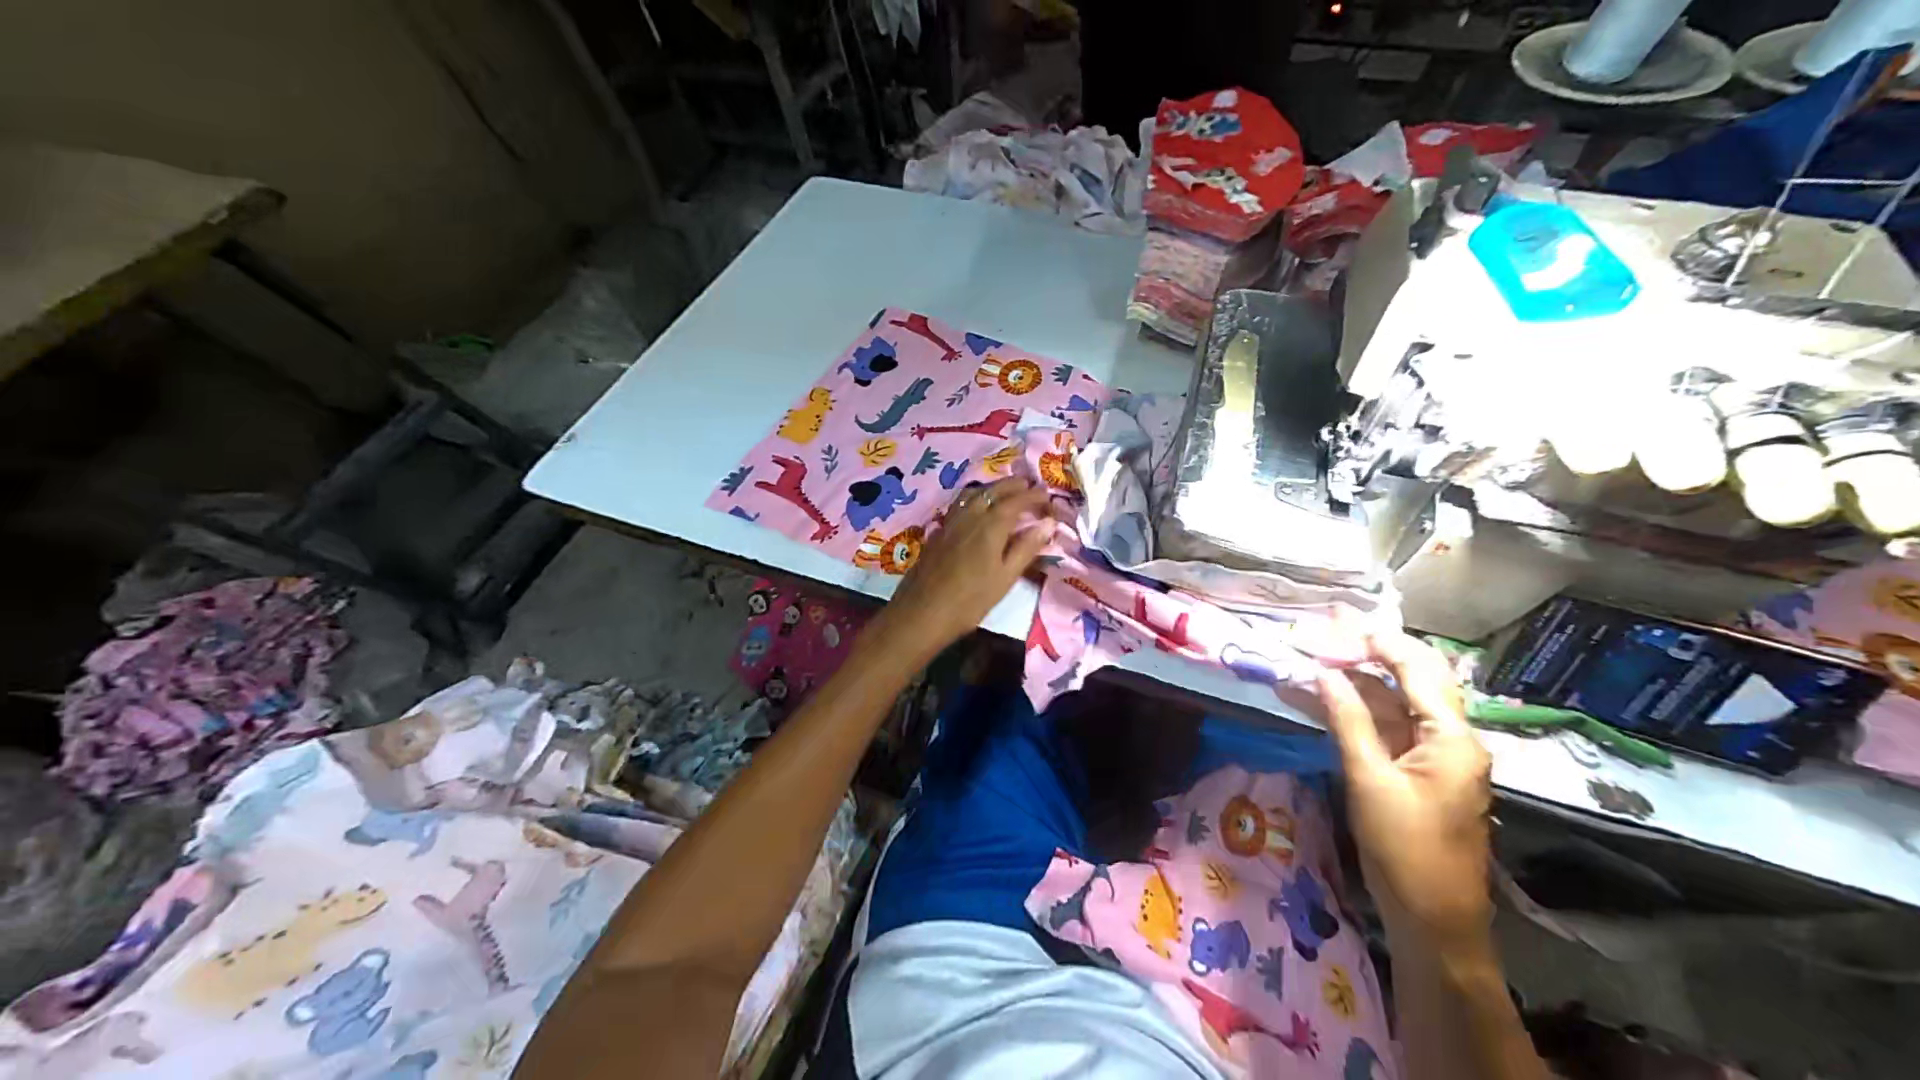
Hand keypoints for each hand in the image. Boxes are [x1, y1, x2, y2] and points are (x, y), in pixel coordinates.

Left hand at [872, 478, 1053, 659]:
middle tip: (1029, 486)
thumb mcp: (1006, 577)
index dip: (1033, 495)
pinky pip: (960, 504)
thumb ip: (1027, 547)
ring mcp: (951, 522)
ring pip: (973, 494)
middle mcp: (970, 516)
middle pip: (993, 491)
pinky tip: (977, 509)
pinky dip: (974, 497)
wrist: (921, 612)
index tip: (1047, 494)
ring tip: (1005, 491)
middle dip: (1012, 485)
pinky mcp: (938, 531)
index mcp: (991, 525)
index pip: (1016, 501)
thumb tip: (1048, 522)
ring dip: (992, 488)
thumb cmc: (970, 601)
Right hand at [1318, 632, 1493, 943]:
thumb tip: (1323, 673)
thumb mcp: (1370, 781)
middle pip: (1411, 678)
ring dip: (1357, 679)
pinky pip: (1388, 727)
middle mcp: (1451, 738)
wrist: (1433, 918)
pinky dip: (1357, 709)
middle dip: (1370, 649)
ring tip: (1316, 654)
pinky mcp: (1416, 771)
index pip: (1416, 671)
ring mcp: (1434, 755)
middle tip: (1329, 623)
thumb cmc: (1406, 849)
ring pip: (1395, 701)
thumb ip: (1348, 721)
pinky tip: (1324, 696)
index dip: (1377, 641)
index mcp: (1453, 738)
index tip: (1337, 620)